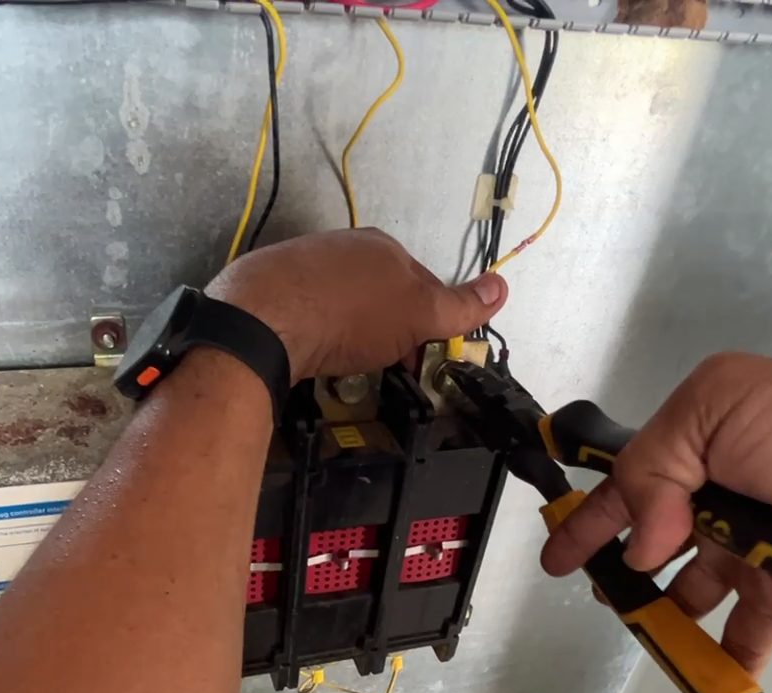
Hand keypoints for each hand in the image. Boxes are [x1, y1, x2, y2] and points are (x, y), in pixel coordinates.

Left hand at [207, 229, 507, 381]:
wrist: (268, 316)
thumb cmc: (352, 316)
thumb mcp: (417, 315)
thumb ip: (459, 306)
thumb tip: (503, 287)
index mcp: (386, 248)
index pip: (423, 285)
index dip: (428, 327)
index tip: (420, 362)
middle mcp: (347, 246)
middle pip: (383, 292)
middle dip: (390, 329)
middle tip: (385, 366)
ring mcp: (307, 261)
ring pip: (345, 301)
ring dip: (353, 331)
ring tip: (346, 362)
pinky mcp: (274, 284)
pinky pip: (309, 309)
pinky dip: (318, 329)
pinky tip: (312, 349)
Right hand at [540, 353, 771, 672]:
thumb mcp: (722, 411)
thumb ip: (655, 470)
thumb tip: (642, 544)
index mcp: (702, 442)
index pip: (626, 482)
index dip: (587, 518)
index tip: (557, 554)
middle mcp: (720, 493)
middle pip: (650, 541)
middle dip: (619, 568)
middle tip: (602, 592)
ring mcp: (750, 547)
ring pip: (685, 590)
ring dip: (661, 614)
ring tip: (647, 630)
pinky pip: (740, 634)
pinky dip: (721, 661)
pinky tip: (704, 678)